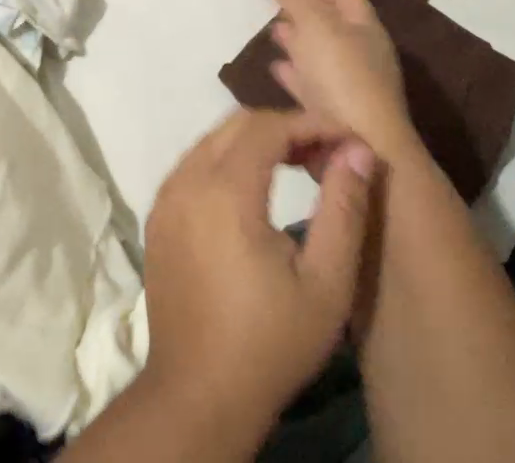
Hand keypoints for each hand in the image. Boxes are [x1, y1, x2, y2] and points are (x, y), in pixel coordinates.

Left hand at [140, 108, 378, 438]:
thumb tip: (358, 152)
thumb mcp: (326, 282)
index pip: (266, 127)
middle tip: (327, 153)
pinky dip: (225, 161)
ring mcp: (164, 200)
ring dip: (253, 142)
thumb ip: (344, 208)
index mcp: (224, 191)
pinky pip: (191, 167)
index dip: (311, 124)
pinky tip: (255, 189)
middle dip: (283, 127)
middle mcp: (185, 182)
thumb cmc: (271, 341)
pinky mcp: (157, 219)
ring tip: (299, 165)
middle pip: (234, 125)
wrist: (199, 390)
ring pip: (209, 142)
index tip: (348, 141)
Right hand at [257, 0, 419, 161]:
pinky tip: (276, 69)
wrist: (359, 146)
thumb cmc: (343, 77)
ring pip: (319, 54)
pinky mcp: (332, 113)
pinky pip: (310, 84)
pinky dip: (293, 72)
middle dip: (306, 7)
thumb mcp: (315, 25)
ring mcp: (348, 87)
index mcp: (365, 30)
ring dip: (298, 40)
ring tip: (273, 30)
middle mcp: (361, 56)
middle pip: (332, 23)